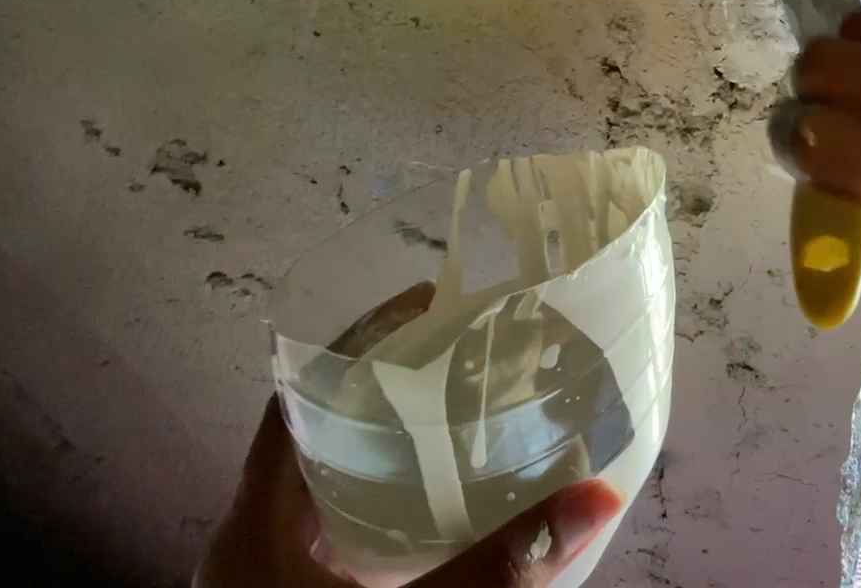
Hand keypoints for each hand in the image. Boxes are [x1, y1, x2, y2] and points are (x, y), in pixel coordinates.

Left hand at [198, 284, 622, 587]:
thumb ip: (495, 570)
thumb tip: (601, 494)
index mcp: (259, 520)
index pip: (295, 390)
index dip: (358, 334)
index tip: (432, 299)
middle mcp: (260, 535)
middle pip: (321, 425)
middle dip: (394, 380)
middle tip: (472, 351)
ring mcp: (276, 572)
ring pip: (337, 477)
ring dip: (398, 439)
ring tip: (473, 411)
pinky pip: (350, 523)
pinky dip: (399, 496)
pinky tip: (452, 502)